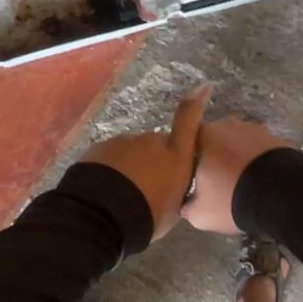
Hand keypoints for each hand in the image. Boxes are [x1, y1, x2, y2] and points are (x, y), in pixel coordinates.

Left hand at [79, 85, 210, 239]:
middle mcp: (152, 141)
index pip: (189, 123)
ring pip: (131, 153)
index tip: (202, 87)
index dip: (196, 104)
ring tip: (122, 196)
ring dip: (130, 168)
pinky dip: (110, 171)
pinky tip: (105, 192)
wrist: (103, 214)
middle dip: (152, 162)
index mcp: (175, 156)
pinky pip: (110, 158)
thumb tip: (171, 187)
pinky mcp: (100, 148)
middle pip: (155, 146)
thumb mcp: (172, 210)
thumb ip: (175, 191)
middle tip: (145, 190)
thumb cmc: (148, 215)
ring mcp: (124, 142)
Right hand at [181, 117, 294, 235]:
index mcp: (203, 136)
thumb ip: (187, 205)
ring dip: (237, 158)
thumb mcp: (199, 214)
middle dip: (215, 158)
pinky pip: (258, 149)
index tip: (193, 179)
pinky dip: (256, 161)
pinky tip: (260, 180)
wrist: (279, 194)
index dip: (189, 162)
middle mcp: (227, 124)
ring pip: (238, 144)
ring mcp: (253, 128)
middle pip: (214, 142)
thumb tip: (186, 203)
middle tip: (217, 182)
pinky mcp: (275, 137)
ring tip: (241, 183)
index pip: (187, 144)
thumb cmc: (230, 199)